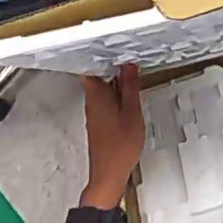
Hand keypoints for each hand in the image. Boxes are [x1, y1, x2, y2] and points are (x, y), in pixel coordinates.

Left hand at [79, 64, 143, 208]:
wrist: (109, 175)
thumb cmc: (119, 148)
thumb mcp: (132, 113)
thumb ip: (130, 87)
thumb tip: (129, 66)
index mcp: (96, 95)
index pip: (90, 66)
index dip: (99, 54)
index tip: (113, 47)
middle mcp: (91, 101)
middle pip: (97, 75)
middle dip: (111, 65)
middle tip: (126, 56)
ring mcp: (94, 111)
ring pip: (102, 87)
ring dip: (114, 79)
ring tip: (131, 73)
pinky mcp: (99, 120)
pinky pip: (105, 99)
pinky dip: (115, 93)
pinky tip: (127, 95)